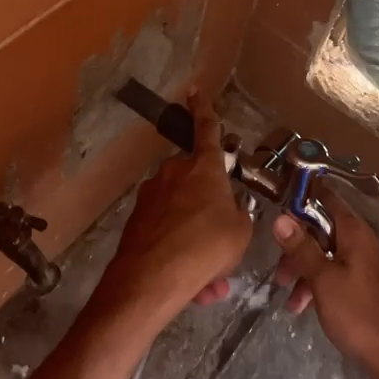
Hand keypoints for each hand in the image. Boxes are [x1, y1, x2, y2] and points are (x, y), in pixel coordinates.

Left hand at [103, 91, 253, 317]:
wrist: (151, 280)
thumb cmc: (206, 246)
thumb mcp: (240, 233)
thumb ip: (239, 216)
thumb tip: (231, 213)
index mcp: (204, 167)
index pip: (207, 129)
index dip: (204, 109)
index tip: (194, 91)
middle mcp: (175, 173)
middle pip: (197, 183)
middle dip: (209, 210)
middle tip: (221, 242)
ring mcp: (152, 195)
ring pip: (183, 215)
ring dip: (197, 242)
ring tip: (209, 282)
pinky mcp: (137, 221)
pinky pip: (167, 234)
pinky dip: (180, 255)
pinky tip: (191, 287)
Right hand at [272, 195, 378, 378]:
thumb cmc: (357, 312)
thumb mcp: (323, 278)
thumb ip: (301, 247)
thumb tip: (280, 216)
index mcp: (353, 231)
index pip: (325, 197)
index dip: (301, 198)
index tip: (278, 205)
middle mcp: (359, 241)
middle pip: (321, 230)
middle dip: (297, 246)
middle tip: (278, 268)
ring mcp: (362, 263)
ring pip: (325, 255)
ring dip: (303, 270)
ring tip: (287, 295)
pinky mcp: (362, 285)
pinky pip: (334, 274)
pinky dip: (317, 284)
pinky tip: (302, 306)